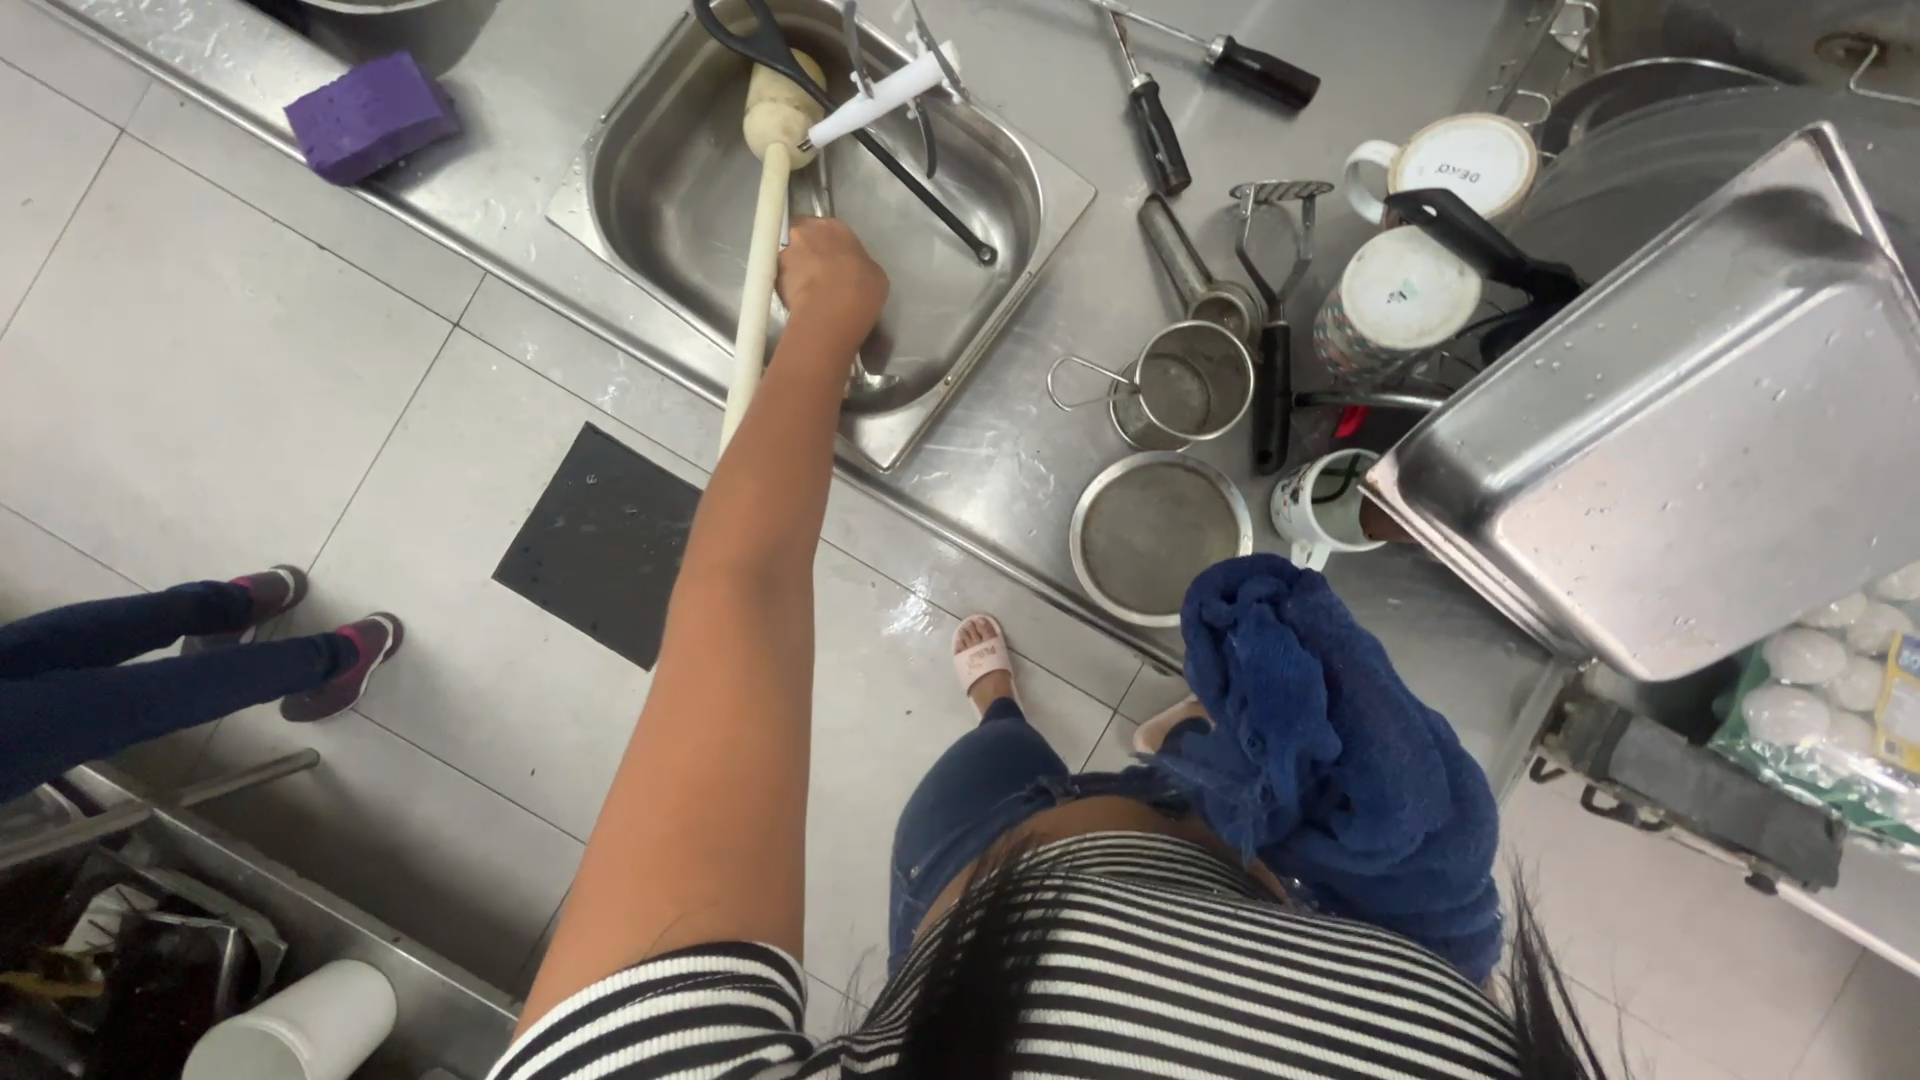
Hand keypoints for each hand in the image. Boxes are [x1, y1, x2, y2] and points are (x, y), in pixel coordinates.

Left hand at [776, 217, 888, 346]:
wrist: (831, 311)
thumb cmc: (861, 288)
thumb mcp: (874, 273)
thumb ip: (858, 264)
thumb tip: (852, 270)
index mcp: (833, 226)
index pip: (827, 228)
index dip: (829, 245)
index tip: (835, 260)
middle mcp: (805, 232)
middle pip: (803, 239)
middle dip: (808, 254)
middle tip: (820, 276)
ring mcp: (785, 254)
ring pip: (790, 260)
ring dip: (797, 273)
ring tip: (810, 295)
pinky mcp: (774, 278)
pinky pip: (783, 282)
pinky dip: (790, 290)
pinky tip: (802, 305)